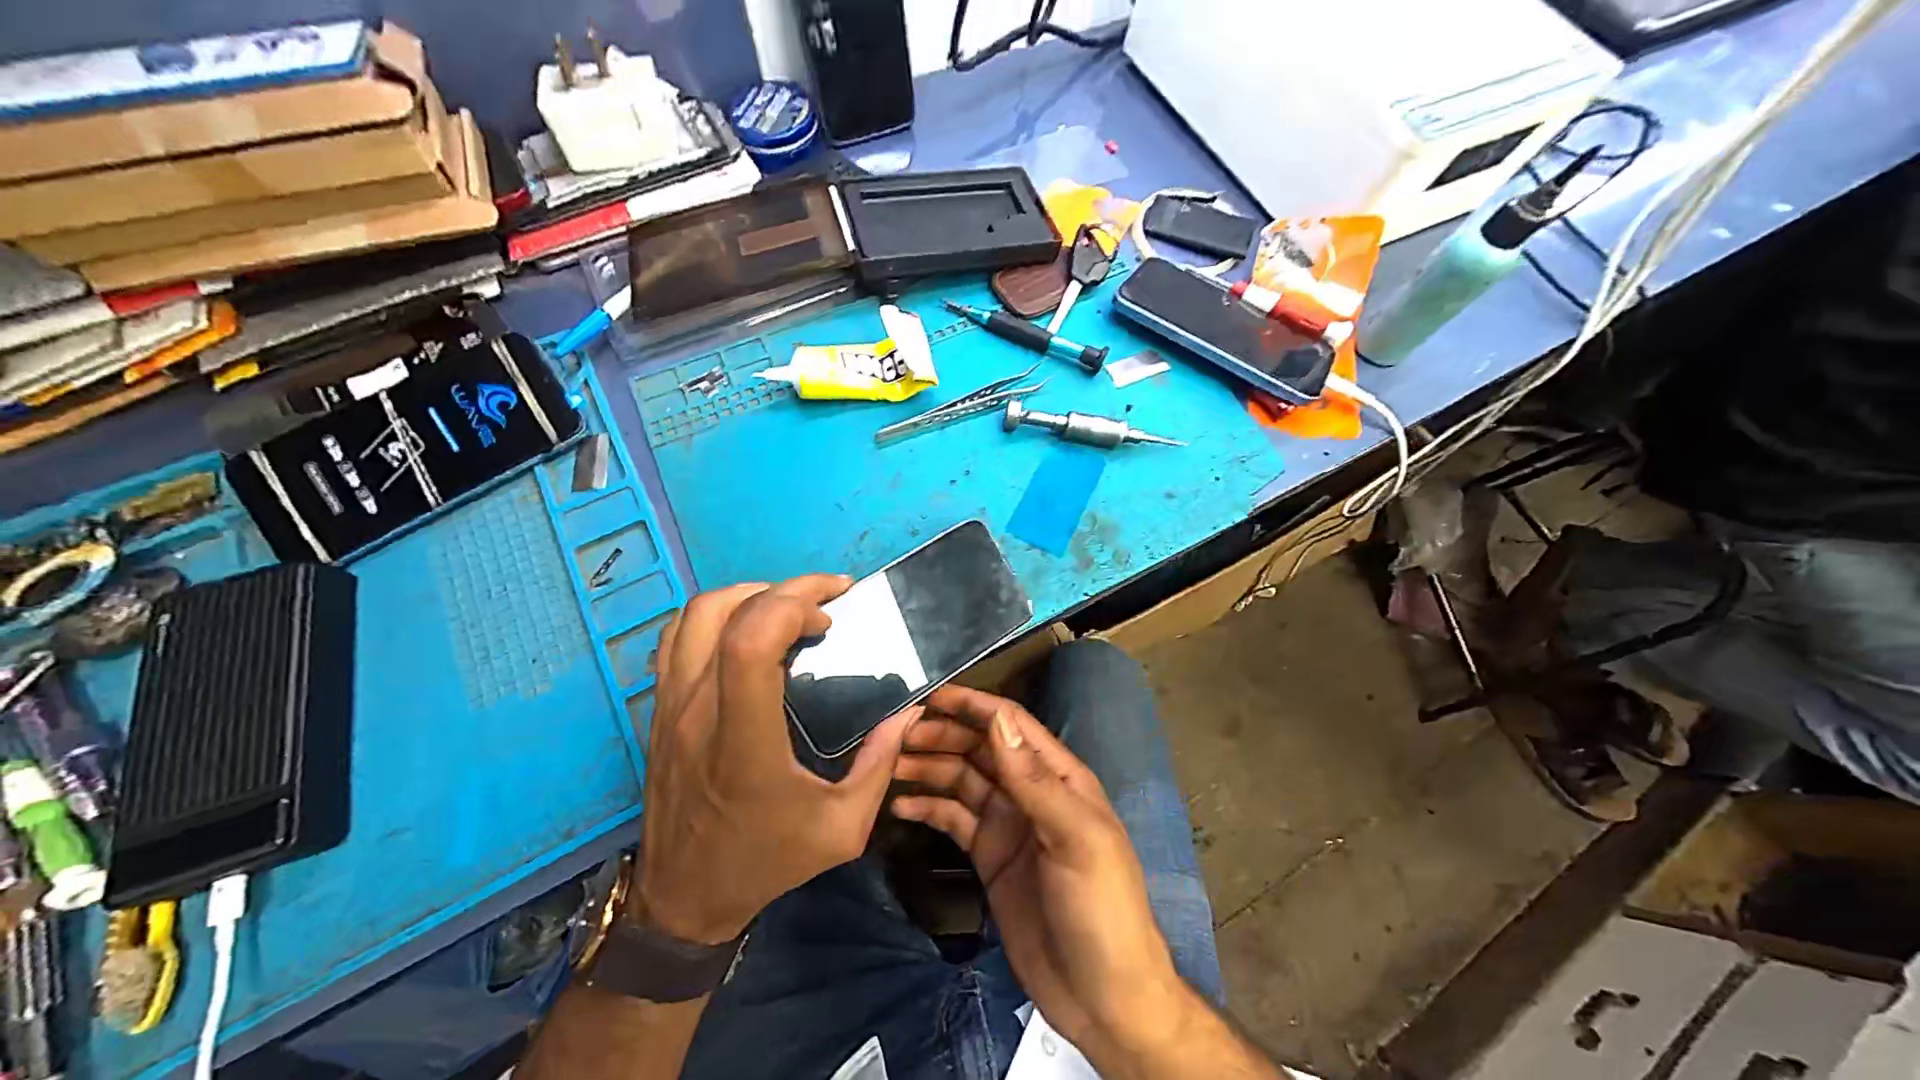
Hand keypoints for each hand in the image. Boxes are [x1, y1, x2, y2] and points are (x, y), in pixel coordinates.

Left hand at [635, 575, 918, 944]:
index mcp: (744, 742)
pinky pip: (676, 636)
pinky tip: (749, 629)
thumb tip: (908, 710)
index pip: (749, 644)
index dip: (791, 607)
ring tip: (789, 607)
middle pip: (725, 613)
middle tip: (828, 597)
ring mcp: (671, 706)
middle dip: (785, 589)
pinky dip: (715, 615)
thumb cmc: (766, 861)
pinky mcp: (659, 708)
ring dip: (748, 595)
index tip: (830, 618)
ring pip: (695, 615)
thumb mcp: (843, 828)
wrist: (684, 897)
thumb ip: (881, 765)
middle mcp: (699, 712)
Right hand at [890, 686, 1197, 1071]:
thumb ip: (1035, 780)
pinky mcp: (990, 857)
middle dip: (942, 735)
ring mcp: (1008, 825)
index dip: (973, 706)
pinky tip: (900, 806)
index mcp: (1060, 779)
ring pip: (962, 781)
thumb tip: (999, 719)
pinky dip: (929, 809)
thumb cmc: (1101, 909)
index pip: (1011, 726)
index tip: (930, 696)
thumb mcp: (1075, 839)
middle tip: (897, 733)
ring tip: (889, 765)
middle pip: (981, 749)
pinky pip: (954, 820)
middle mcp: (1031, 793)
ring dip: (929, 768)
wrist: (1102, 997)